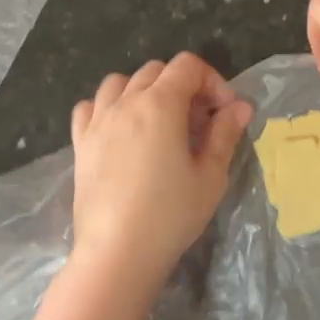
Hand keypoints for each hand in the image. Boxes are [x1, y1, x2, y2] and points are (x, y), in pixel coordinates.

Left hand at [69, 52, 253, 283]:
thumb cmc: (170, 215)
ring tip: (157, 122)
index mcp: (161, 103)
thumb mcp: (210, 176)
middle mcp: (127, 101)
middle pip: (156, 70)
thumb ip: (224, 134)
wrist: (117, 253)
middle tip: (197, 123)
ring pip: (120, 82)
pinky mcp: (80, 143)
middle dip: (182, 87)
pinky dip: (106, 107)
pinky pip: (89, 106)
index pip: (188, 66)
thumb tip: (240, 107)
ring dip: (143, 91)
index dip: (211, 81)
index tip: (224, 112)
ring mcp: (99, 120)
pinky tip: (119, 131)